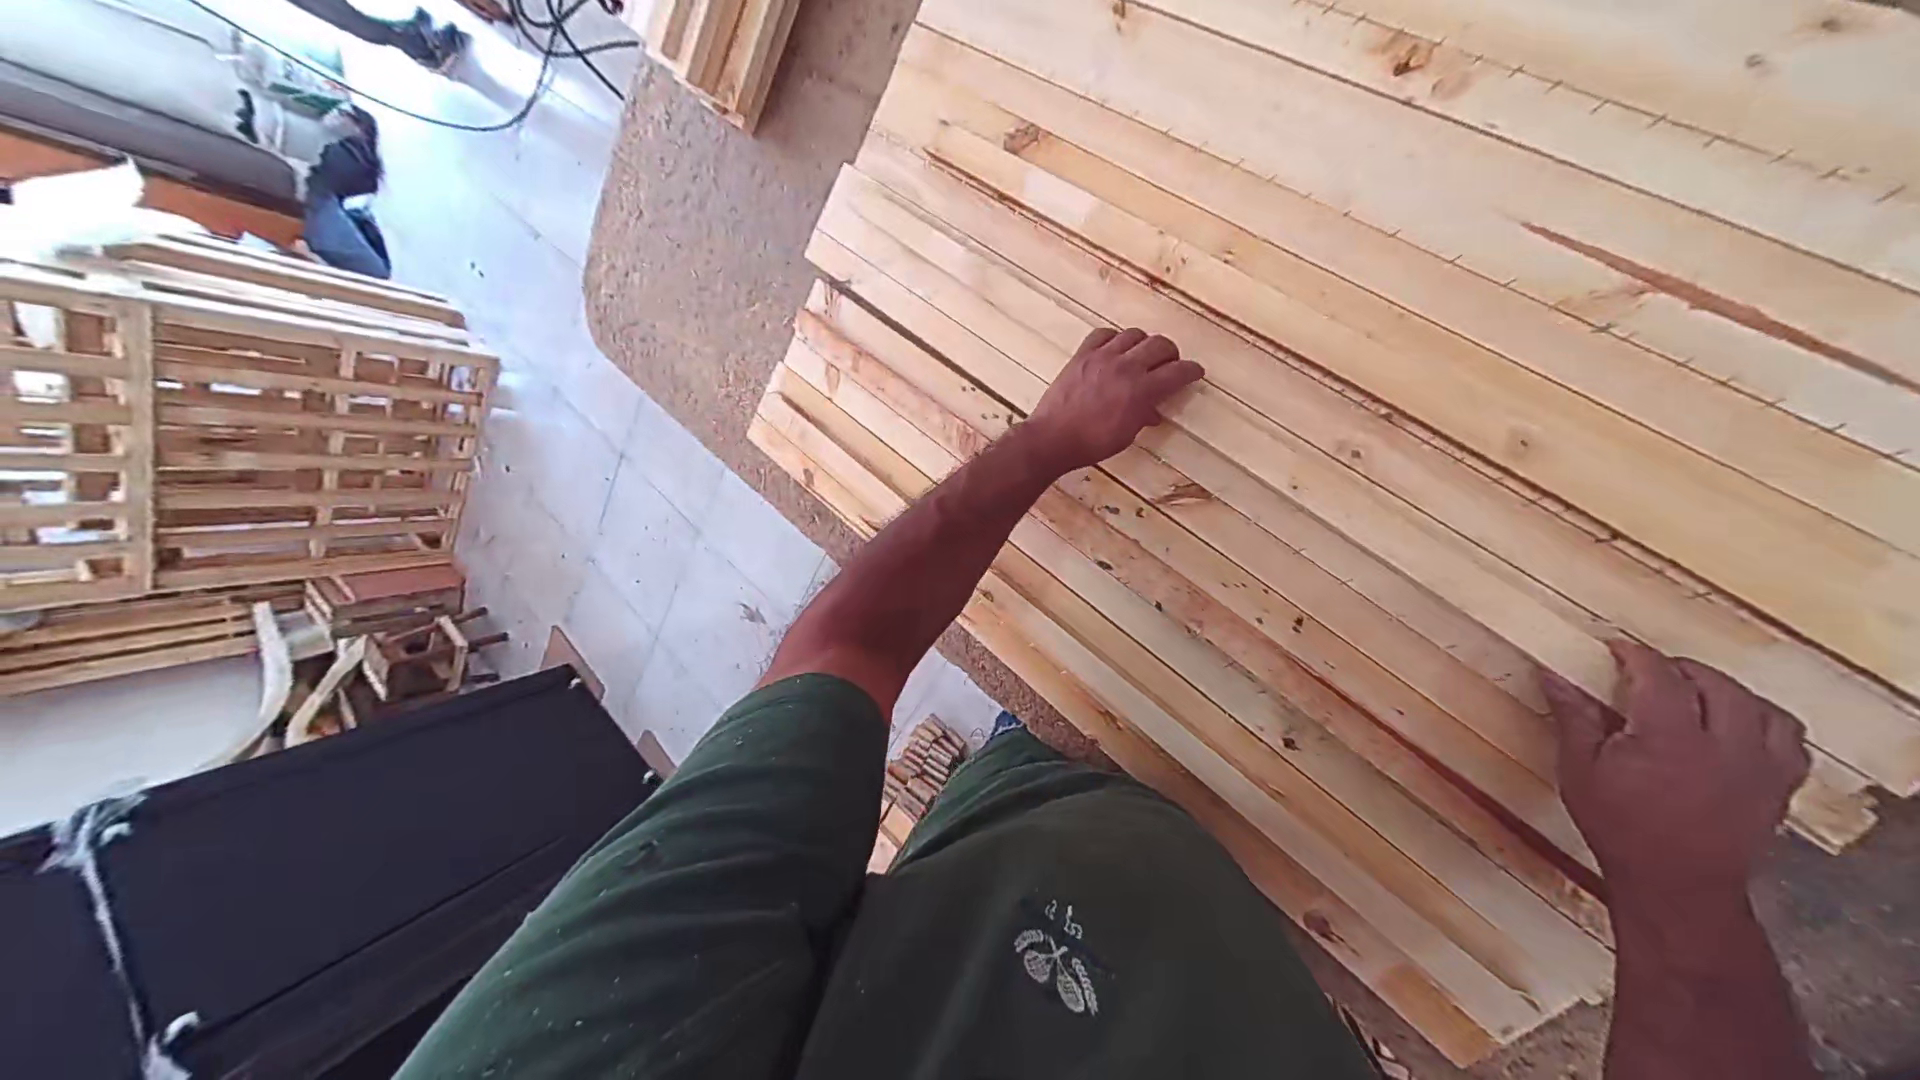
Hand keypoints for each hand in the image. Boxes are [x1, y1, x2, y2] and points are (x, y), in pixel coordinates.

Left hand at [1022, 328, 1205, 471]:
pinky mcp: (1082, 355)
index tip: (1195, 372)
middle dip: (1171, 354)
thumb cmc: (1092, 444)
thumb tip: (1153, 411)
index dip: (1191, 371)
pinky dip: (1113, 339)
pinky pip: (1103, 334)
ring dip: (1143, 343)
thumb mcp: (1126, 435)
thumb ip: (1143, 416)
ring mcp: (1102, 357)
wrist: (1053, 438)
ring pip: (1133, 335)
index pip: (1177, 372)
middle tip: (1169, 363)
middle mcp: (1126, 367)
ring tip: (1141, 355)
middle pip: (1160, 345)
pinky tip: (1114, 349)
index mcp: (1141, 390)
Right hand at [1544, 642, 1810, 907]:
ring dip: (1726, 690)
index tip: (1613, 648)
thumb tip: (1553, 675)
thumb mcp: (1579, 767)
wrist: (1676, 880)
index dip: (1636, 655)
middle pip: (1716, 685)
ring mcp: (1762, 767)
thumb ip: (1573, 716)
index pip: (1660, 676)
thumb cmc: (1616, 821)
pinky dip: (1762, 720)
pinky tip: (1735, 724)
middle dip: (1680, 668)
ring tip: (1694, 691)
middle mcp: (1726, 746)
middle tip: (1648, 668)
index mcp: (1670, 738)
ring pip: (1761, 707)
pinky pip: (1788, 739)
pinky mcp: (1780, 785)